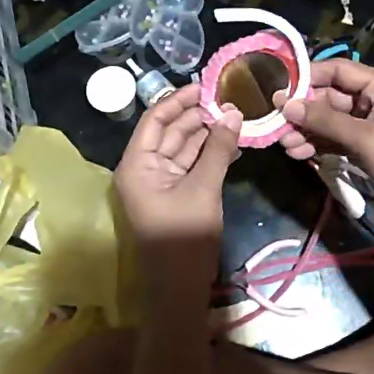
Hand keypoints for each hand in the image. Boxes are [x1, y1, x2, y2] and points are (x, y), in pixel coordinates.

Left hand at [115, 85, 242, 302]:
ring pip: (185, 147)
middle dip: (199, 116)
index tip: (206, 86)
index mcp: (137, 164)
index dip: (179, 100)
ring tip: (236, 116)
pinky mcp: (178, 194)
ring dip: (208, 133)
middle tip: (230, 99)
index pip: (155, 119)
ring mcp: (162, 182)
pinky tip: (233, 142)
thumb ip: (217, 149)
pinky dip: (211, 154)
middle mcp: (145, 168)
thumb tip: (234, 113)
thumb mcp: (202, 189)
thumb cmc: (183, 237)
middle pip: (171, 131)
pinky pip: (193, 165)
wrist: (181, 287)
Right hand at [275, 59, 373, 216]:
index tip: (279, 90)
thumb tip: (286, 103)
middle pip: (331, 97)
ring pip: (331, 121)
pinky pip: (338, 140)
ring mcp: (372, 126)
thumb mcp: (365, 138)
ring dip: (308, 131)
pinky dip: (319, 145)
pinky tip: (299, 154)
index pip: (339, 70)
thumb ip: (325, 120)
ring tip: (285, 146)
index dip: (308, 77)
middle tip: (277, 125)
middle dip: (304, 111)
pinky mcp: (369, 148)